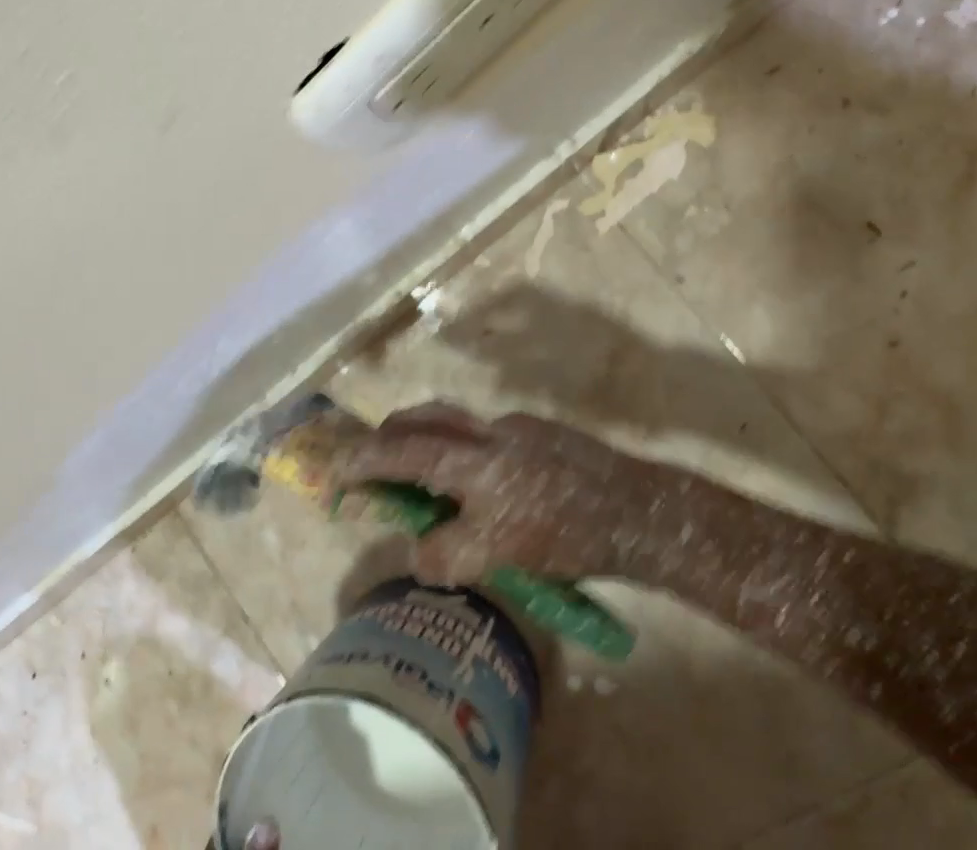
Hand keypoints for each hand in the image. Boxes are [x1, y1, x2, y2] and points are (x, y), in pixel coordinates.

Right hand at [336, 404, 667, 584]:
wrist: (644, 513)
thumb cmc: (567, 537)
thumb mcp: (498, 557)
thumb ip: (446, 553)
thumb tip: (418, 551)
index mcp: (473, 460)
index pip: (401, 452)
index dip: (360, 462)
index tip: (332, 476)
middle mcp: (490, 432)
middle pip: (423, 418)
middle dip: (388, 437)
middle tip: (371, 465)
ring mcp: (520, 428)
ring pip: (457, 426)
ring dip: (429, 445)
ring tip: (427, 484)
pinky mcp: (544, 435)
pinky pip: (488, 438)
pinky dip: (466, 457)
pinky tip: (484, 492)